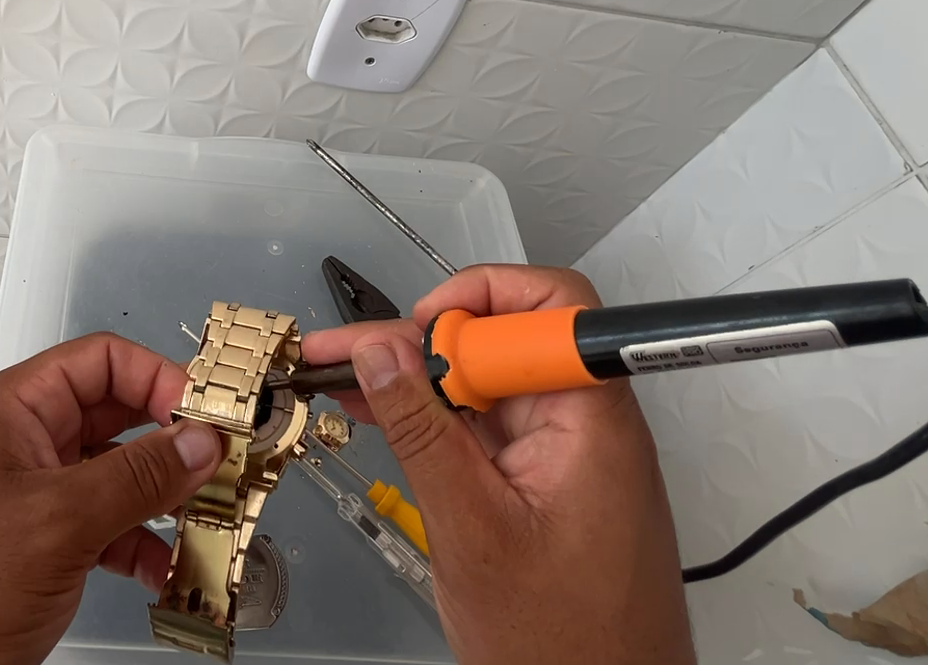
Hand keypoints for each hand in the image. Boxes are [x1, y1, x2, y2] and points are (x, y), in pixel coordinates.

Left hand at [0, 332, 221, 664]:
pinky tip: (166, 570)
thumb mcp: (57, 522)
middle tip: (224, 467)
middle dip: (170, 439)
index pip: (103, 361)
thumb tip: (206, 439)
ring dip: (162, 496)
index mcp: (19, 406)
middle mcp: (28, 439)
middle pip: (115, 415)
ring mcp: (33, 494)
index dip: (159, 378)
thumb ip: (137, 477)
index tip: (209, 416)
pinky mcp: (38, 545)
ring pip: (115, 474)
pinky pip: (103, 526)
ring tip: (208, 520)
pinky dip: (139, 542)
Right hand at [302, 265, 695, 664]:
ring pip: (476, 378)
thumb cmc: (557, 642)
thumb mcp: (471, 529)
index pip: (549, 307)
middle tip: (343, 354)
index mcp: (588, 418)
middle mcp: (579, 418)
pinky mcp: (535, 470)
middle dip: (416, 338)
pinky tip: (374, 411)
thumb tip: (378, 350)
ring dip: (408, 375)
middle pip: (497, 338)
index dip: (479, 296)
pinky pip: (475, 419)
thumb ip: (420, 431)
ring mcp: (556, 446)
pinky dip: (424, 413)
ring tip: (339, 376)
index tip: (415, 329)